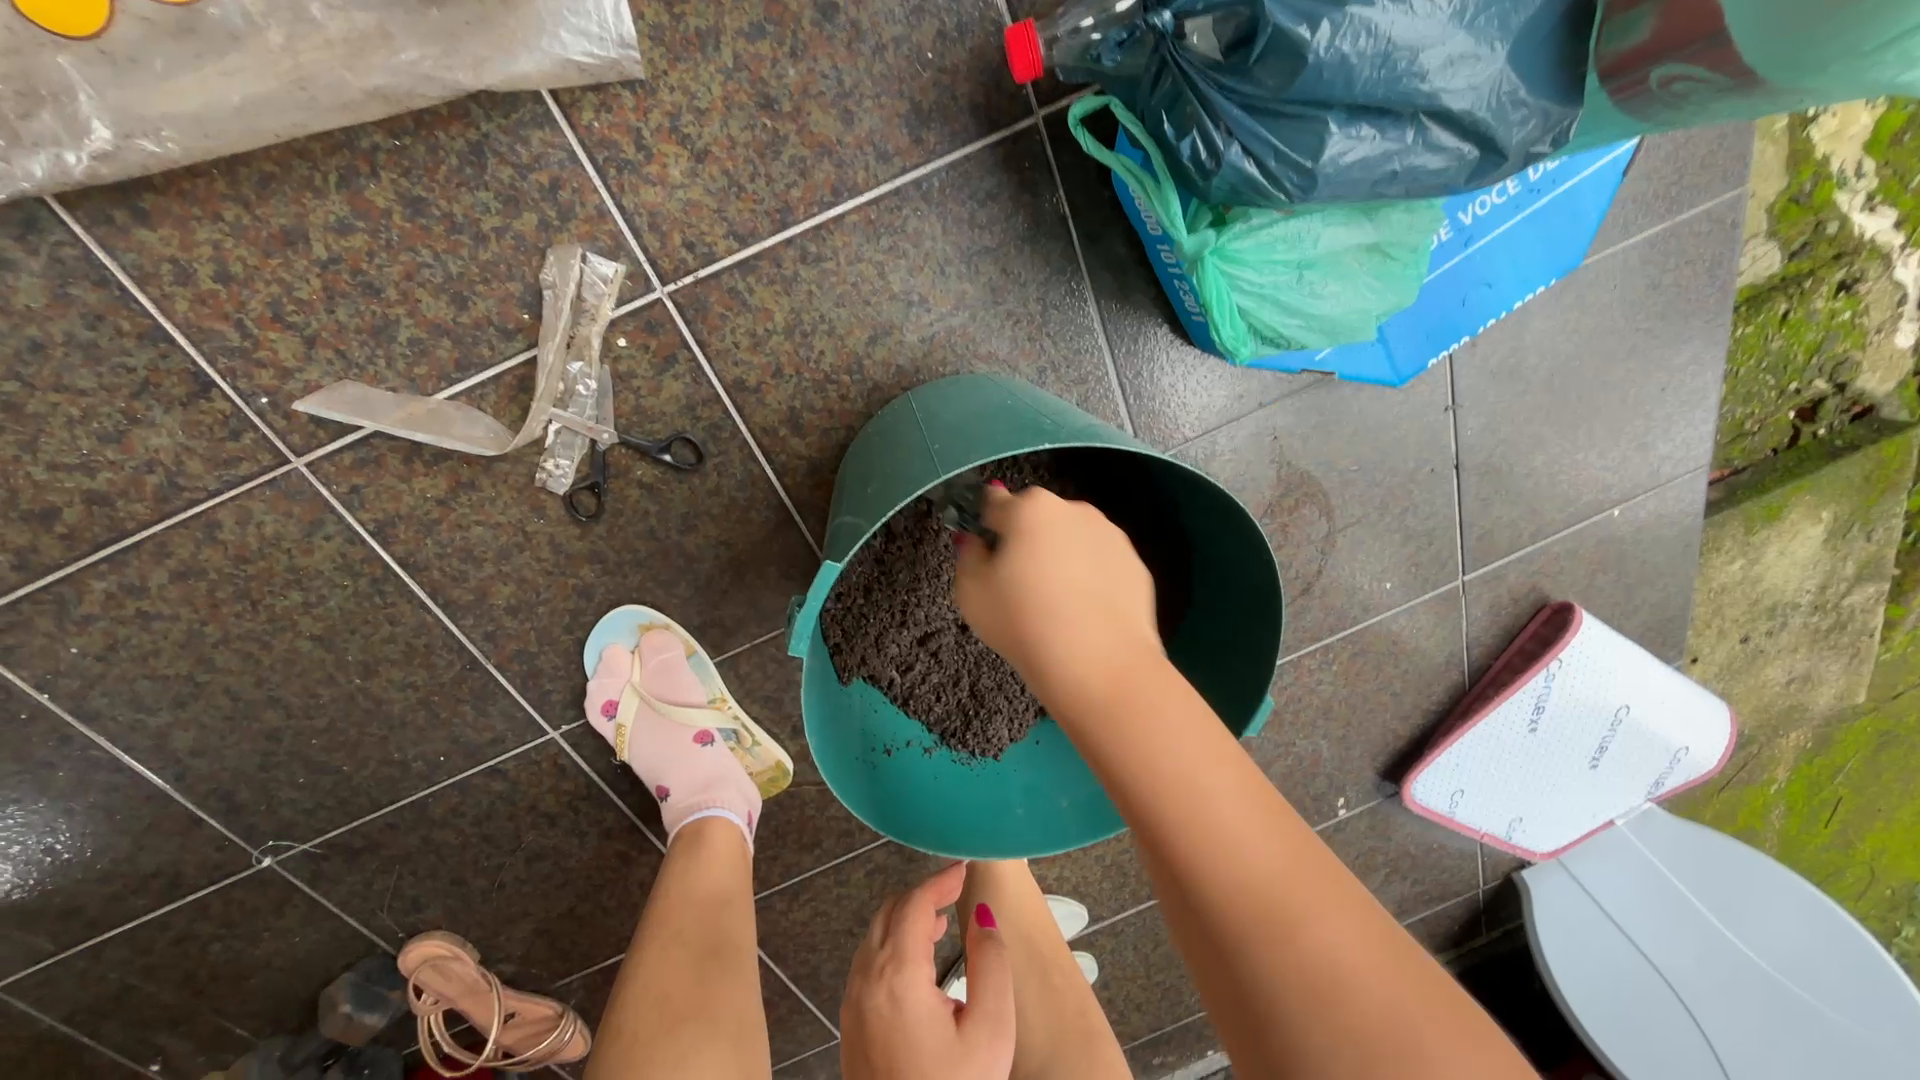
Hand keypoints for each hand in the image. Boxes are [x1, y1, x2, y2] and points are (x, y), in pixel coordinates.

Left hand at [841, 863, 1013, 1079]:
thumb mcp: (991, 1029)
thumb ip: (991, 962)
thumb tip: (982, 915)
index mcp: (896, 975)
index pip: (914, 905)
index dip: (940, 880)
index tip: (965, 868)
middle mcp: (865, 980)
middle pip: (888, 913)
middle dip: (921, 896)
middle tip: (956, 894)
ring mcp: (852, 1003)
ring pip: (874, 937)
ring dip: (905, 920)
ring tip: (941, 924)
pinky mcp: (850, 1025)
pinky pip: (867, 963)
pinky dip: (891, 946)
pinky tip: (917, 963)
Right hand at [953, 484, 1160, 703]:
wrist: (1098, 663)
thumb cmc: (1023, 621)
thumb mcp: (971, 593)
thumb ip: (968, 557)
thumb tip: (977, 543)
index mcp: (1030, 508)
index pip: (995, 504)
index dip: (985, 526)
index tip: (985, 553)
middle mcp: (1074, 510)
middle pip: (1039, 520)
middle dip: (1027, 542)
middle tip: (1018, 587)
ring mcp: (1111, 536)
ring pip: (1074, 541)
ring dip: (1062, 560)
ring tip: (1056, 607)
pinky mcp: (1136, 565)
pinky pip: (1102, 566)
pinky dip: (1092, 581)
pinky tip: (1084, 615)